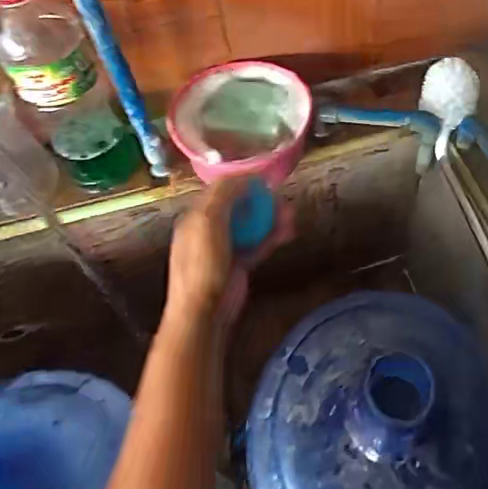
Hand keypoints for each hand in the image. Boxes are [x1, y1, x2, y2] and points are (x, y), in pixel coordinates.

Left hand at [166, 176, 291, 334]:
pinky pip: (258, 243)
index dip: (242, 181)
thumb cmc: (202, 265)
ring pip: (251, 224)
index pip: (220, 189)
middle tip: (282, 197)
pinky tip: (288, 230)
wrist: (204, 312)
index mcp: (196, 216)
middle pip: (239, 206)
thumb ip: (224, 195)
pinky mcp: (240, 262)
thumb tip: (244, 175)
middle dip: (261, 199)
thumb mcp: (208, 221)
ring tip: (290, 214)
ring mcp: (225, 246)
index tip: (266, 177)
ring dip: (271, 217)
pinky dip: (272, 235)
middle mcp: (209, 228)